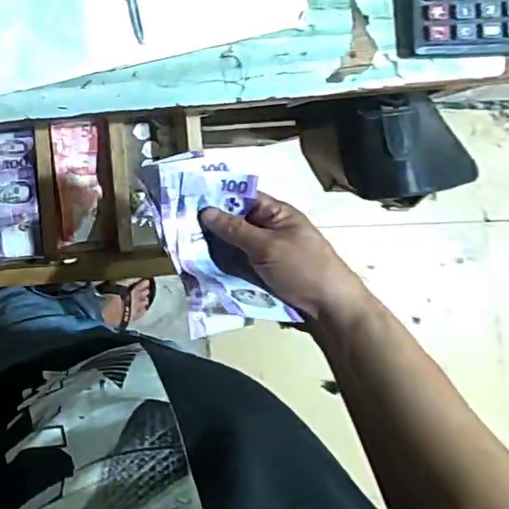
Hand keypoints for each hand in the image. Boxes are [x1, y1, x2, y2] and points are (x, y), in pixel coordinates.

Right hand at [199, 192, 375, 328]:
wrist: (331, 311)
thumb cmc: (304, 269)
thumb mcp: (267, 246)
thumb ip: (235, 229)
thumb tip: (206, 210)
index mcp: (276, 214)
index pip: (242, 197)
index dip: (217, 197)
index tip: (187, 198)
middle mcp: (268, 230)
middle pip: (233, 223)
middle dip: (209, 226)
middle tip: (178, 228)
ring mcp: (264, 254)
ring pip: (231, 247)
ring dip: (212, 250)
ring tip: (183, 250)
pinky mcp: (261, 276)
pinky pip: (236, 267)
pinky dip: (221, 268)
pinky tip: (199, 270)